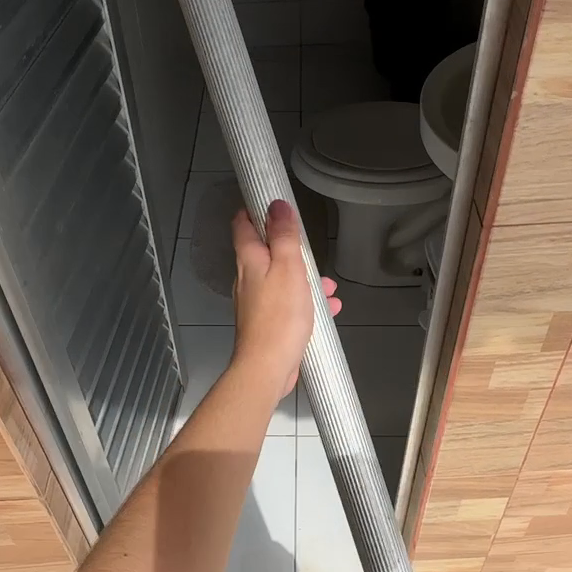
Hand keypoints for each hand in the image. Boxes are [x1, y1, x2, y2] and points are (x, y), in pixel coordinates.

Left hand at [231, 200, 339, 399]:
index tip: (276, 204)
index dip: (255, 209)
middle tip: (311, 249)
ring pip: (281, 281)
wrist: (268, 367)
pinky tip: (329, 308)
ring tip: (328, 285)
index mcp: (249, 261)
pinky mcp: (267, 324)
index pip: (243, 224)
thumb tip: (276, 204)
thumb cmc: (280, 315)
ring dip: (305, 279)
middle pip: (266, 253)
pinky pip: (288, 305)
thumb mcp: (288, 268)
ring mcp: (256, 303)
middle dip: (290, 249)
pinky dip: (306, 303)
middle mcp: (247, 279)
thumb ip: (284, 236)